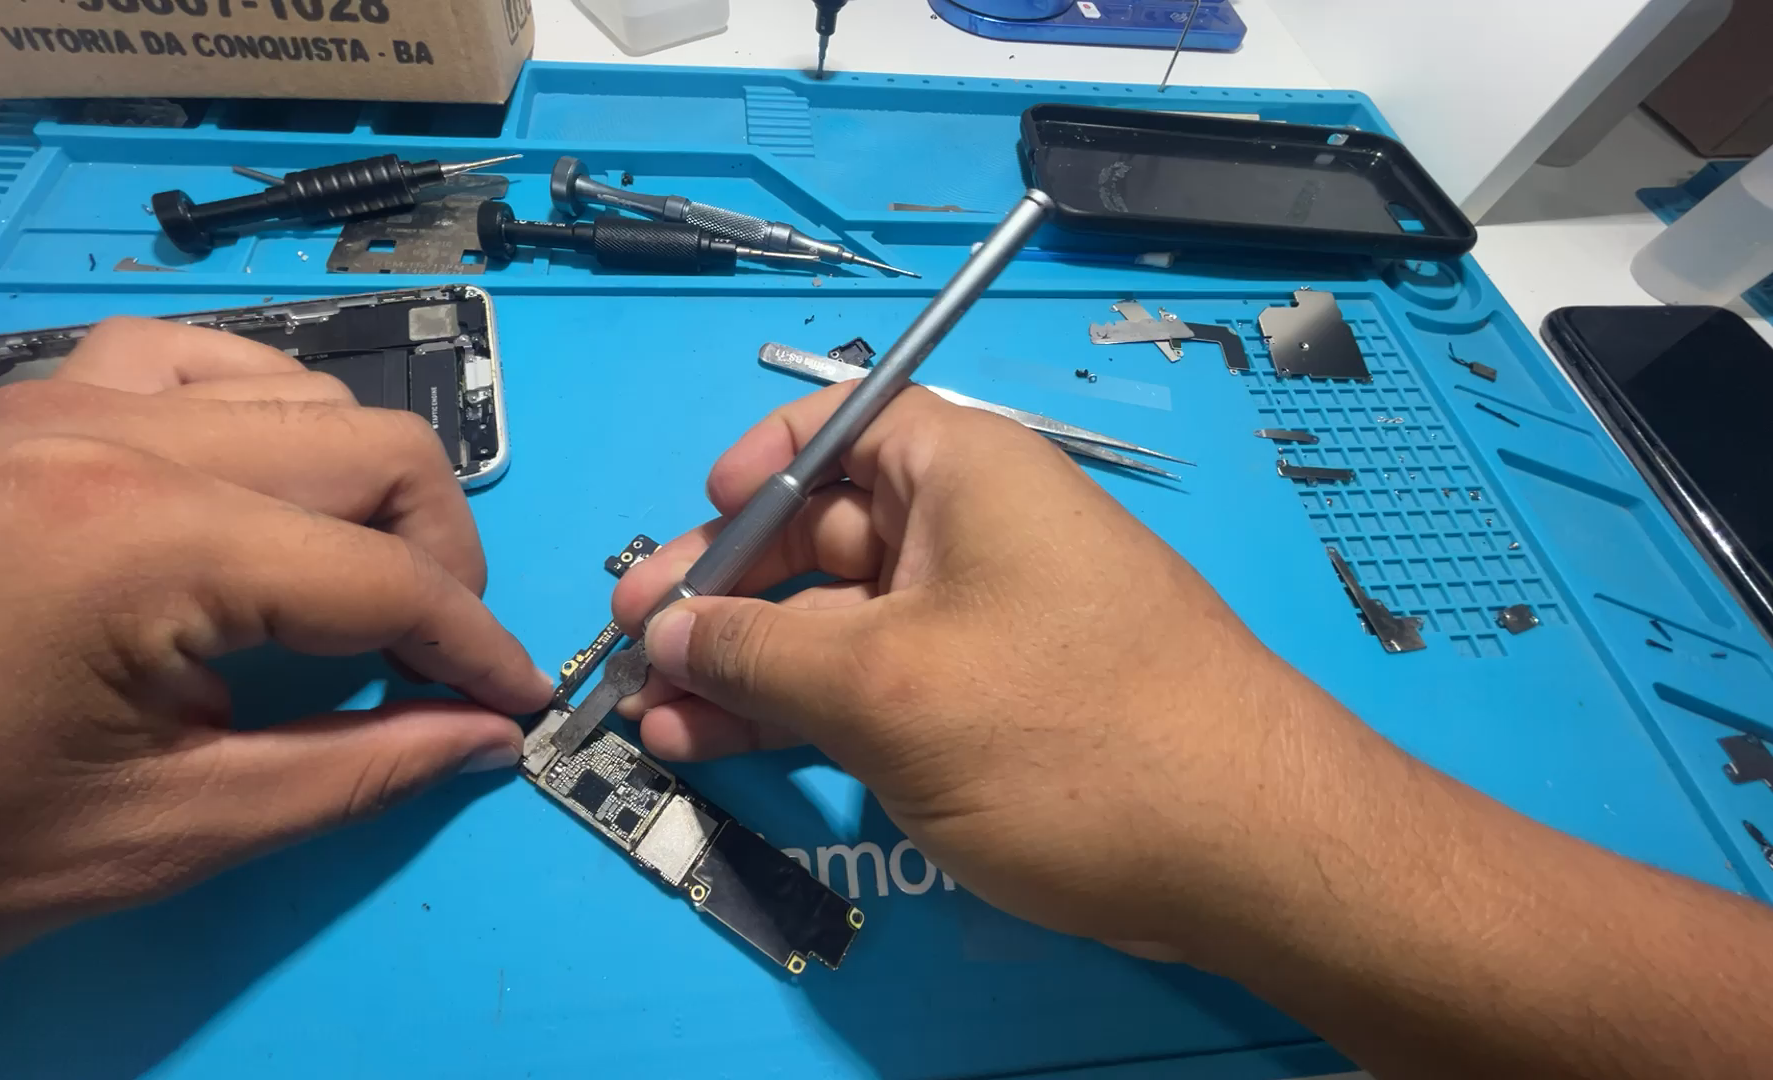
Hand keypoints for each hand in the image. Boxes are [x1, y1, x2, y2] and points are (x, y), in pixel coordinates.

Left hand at [0, 318, 551, 995]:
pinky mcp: (39, 395)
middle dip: (446, 563)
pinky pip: (222, 363)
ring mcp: (77, 396)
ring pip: (327, 399)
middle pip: (392, 457)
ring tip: (354, 580)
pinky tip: (272, 489)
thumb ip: (357, 774)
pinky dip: (287, 423)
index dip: (480, 648)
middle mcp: (129, 434)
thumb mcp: (151, 837)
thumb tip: (486, 737)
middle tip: (426, 651)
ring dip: (377, 495)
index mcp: (149, 544)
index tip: (519, 700)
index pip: (393, 582)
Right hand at [611, 383, 1387, 949]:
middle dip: (722, 587)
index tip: (704, 508)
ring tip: (651, 709)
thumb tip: (666, 630)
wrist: (1244, 858)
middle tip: (636, 635)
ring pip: (826, 622)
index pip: (845, 424)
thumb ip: (760, 650)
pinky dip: (788, 707)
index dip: (763, 461)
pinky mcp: (966, 697)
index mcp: (961, 475)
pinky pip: (857, 682)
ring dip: (738, 663)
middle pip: (816, 534)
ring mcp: (963, 621)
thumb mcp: (886, 684)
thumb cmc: (1063, 728)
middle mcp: (962, 532)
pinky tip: (709, 738)